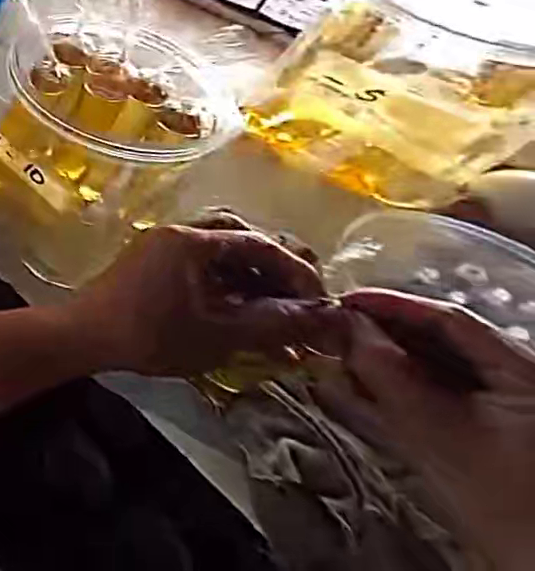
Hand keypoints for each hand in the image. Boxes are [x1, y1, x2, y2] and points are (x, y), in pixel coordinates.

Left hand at [58, 214, 334, 376]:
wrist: (87, 334)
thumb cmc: (153, 332)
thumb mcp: (225, 332)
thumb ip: (280, 321)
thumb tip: (331, 316)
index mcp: (188, 241)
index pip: (261, 244)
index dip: (300, 275)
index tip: (323, 309)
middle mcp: (173, 235)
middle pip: (241, 242)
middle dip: (278, 274)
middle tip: (302, 310)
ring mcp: (159, 248)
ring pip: (222, 256)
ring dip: (255, 283)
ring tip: (282, 321)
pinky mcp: (153, 265)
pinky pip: (201, 267)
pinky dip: (229, 287)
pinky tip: (248, 319)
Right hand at [316, 289, 534, 570]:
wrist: (533, 556)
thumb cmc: (488, 484)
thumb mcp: (424, 418)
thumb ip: (378, 362)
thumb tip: (337, 319)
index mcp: (527, 372)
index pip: (449, 318)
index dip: (388, 303)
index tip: (338, 301)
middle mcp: (527, 381)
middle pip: (446, 339)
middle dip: (383, 332)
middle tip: (331, 328)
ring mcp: (518, 406)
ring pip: (444, 363)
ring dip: (389, 356)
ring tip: (341, 356)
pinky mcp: (503, 427)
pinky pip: (451, 387)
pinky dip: (407, 380)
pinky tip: (368, 383)